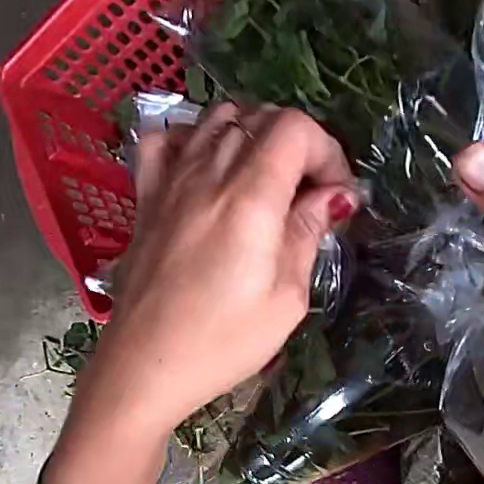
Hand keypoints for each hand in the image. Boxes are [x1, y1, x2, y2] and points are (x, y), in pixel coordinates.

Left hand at [85, 102, 357, 432]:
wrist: (146, 366)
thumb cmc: (225, 342)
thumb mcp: (287, 298)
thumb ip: (308, 234)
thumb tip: (333, 197)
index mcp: (249, 200)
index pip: (295, 129)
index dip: (329, 152)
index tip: (338, 197)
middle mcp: (207, 175)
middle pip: (261, 117)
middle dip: (301, 145)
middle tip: (313, 194)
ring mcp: (170, 180)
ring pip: (218, 119)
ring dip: (257, 138)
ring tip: (271, 182)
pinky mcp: (145, 196)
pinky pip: (167, 139)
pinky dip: (198, 139)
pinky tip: (213, 170)